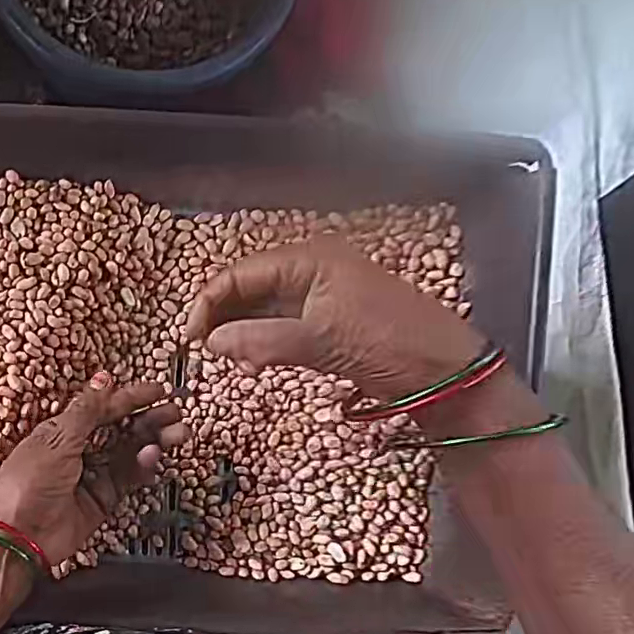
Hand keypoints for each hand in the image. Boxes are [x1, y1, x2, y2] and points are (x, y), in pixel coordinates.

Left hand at [0, 373, 184, 568]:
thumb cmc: (27, 484)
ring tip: (177, 433)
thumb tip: (104, 379)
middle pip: (120, 430)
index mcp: (61, 431)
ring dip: (153, 441)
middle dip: (149, 419)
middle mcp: (78, 451)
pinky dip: (142, 466)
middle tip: (175, 414)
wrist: (19, 536)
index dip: (130, 399)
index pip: (102, 409)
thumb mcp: (57, 439)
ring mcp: (91, 476)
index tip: (158, 391)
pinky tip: (152, 456)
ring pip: (129, 453)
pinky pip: (128, 478)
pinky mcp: (101, 500)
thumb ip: (87, 411)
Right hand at [183, 233, 488, 400]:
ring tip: (221, 358)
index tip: (189, 339)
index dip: (208, 304)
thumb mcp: (321, 340)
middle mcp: (310, 271)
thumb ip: (261, 340)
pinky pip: (276, 327)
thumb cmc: (390, 344)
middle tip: (199, 351)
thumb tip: (211, 342)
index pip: (240, 274)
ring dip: (236, 332)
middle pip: (246, 288)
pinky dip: (256, 342)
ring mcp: (316, 297)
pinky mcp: (323, 322)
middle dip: (219, 317)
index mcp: (310, 260)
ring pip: (258, 309)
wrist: (444, 372)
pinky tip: (248, 361)